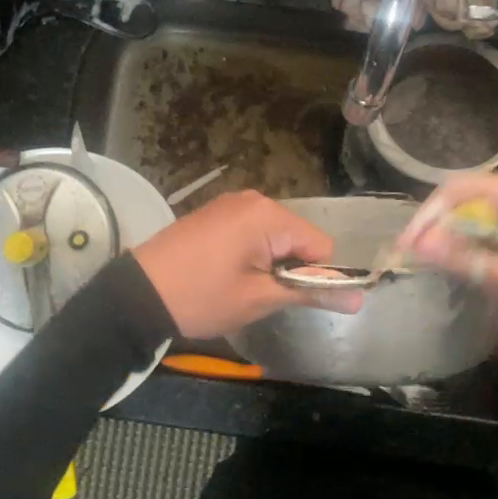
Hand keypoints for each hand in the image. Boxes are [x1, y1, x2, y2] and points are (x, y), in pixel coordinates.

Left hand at [133, 190, 356, 338]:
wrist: (137, 293)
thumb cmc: (201, 296)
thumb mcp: (259, 299)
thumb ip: (311, 292)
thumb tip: (361, 298)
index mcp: (269, 215)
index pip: (321, 246)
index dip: (315, 277)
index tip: (286, 298)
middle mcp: (254, 200)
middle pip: (298, 238)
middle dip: (289, 269)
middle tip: (257, 294)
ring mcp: (232, 204)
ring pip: (275, 237)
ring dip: (269, 264)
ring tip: (238, 287)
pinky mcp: (215, 214)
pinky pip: (252, 232)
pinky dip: (250, 254)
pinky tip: (225, 274)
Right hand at [395, 173, 497, 336]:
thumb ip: (468, 261)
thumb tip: (416, 246)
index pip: (458, 189)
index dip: (427, 215)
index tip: (407, 247)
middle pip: (466, 195)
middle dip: (438, 226)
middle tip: (418, 259)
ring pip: (479, 209)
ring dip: (457, 234)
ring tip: (436, 264)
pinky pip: (496, 221)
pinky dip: (478, 240)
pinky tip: (469, 263)